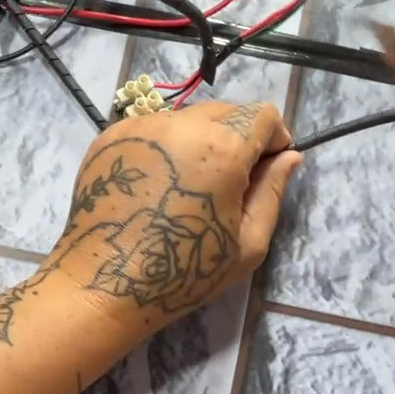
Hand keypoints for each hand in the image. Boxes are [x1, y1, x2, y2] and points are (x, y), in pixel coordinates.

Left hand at [41, 101, 299, 337]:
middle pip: (223, 112)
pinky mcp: (108, 140)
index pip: (262, 115)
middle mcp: (179, 124)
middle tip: (225, 186)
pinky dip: (161, 149)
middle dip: (235, 139)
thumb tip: (289, 157)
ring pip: (184, 120)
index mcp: (221, 146)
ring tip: (184, 190)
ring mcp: (138, 128)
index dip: (270, 140)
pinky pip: (149, 131)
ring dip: (196, 142)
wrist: (105, 281)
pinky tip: (154, 189)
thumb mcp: (246, 242)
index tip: (262, 171)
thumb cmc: (183, 271)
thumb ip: (272, 192)